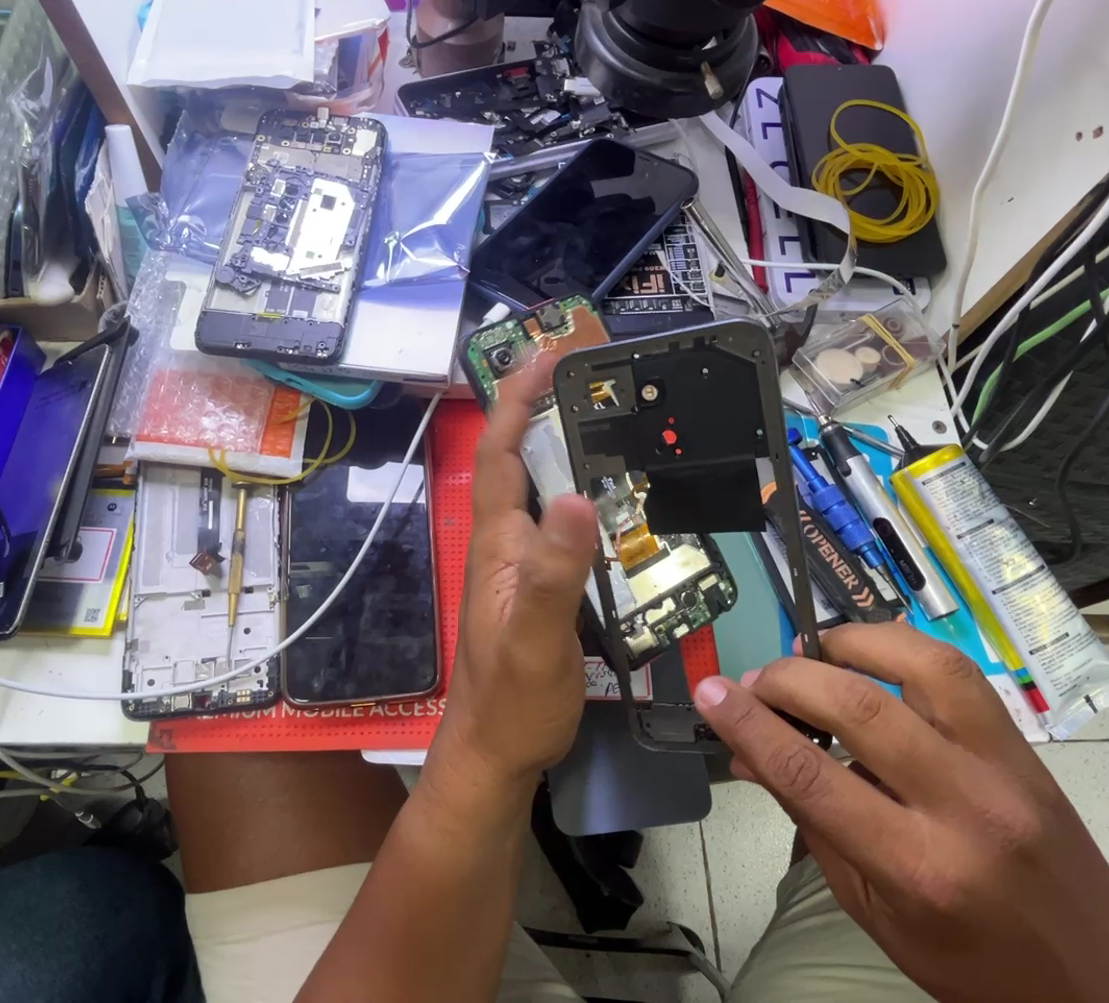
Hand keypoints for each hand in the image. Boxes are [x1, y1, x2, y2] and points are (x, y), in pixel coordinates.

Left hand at [432, 357, 598, 790]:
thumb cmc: (513, 698)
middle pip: (519, 461)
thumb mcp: (535, 635)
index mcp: (497, 541)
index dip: (517, 401)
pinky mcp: (537, 587)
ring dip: (564, 450)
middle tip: (592, 379)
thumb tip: (577, 497)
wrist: (496, 752)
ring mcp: (519, 565)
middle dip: (544, 411)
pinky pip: (557, 526)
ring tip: (610, 424)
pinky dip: (581, 497)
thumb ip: (554, 572)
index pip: (501, 453)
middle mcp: (503, 542)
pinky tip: (612, 502)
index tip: (547, 356)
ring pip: (538, 491)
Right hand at [693, 623, 1108, 1002]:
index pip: (811, 776)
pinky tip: (863, 654)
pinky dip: (898, 647)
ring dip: (849, 644)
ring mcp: (1003, 766)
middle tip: (752, 683)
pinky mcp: (1024, 745)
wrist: (1104, 982)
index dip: (749, 725)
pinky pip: (957, 671)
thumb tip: (749, 756)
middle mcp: (964, 806)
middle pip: (859, 708)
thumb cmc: (973, 966)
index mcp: (918, 868)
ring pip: (920, 666)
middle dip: (787, 680)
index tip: (709, 691)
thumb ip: (813, 823)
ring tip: (808, 653)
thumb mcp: (875, 913)